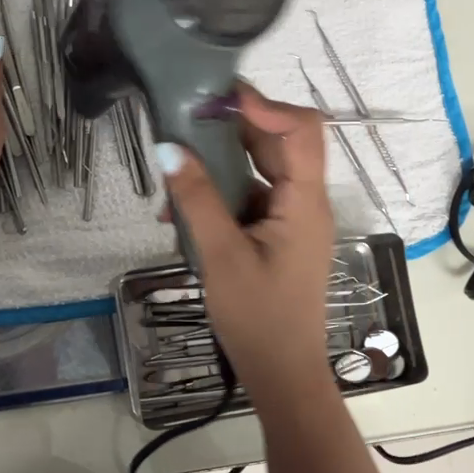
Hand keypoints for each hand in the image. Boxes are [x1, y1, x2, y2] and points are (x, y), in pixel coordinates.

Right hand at [159, 84, 335, 401]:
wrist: (281, 373)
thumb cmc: (257, 317)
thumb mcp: (220, 255)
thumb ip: (196, 199)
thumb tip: (169, 149)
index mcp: (304, 202)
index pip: (301, 129)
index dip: (264, 106)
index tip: (216, 99)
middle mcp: (304, 203)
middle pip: (277, 145)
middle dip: (231, 132)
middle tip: (183, 125)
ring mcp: (291, 221)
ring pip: (258, 173)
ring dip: (217, 169)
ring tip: (173, 178)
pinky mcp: (276, 237)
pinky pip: (249, 201)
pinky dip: (218, 199)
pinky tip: (181, 216)